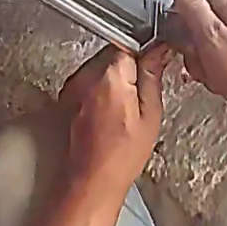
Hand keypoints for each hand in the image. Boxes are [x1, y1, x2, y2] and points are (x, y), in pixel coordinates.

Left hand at [58, 44, 170, 195]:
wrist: (91, 180)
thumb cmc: (121, 155)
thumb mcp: (150, 114)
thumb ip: (153, 76)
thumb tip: (159, 51)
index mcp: (110, 77)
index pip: (130, 45)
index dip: (146, 54)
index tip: (156, 65)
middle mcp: (87, 76)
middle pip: (114, 53)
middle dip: (130, 65)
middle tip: (143, 92)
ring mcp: (74, 86)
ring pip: (101, 66)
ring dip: (116, 76)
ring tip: (127, 105)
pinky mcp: (68, 97)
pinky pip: (90, 80)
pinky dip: (102, 88)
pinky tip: (112, 110)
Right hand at [163, 0, 226, 141]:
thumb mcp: (213, 38)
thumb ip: (194, 9)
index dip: (180, 12)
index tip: (177, 30)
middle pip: (199, 22)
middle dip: (191, 43)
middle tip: (198, 57)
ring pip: (206, 47)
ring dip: (201, 63)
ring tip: (213, 74)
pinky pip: (218, 64)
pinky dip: (214, 75)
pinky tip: (221, 84)